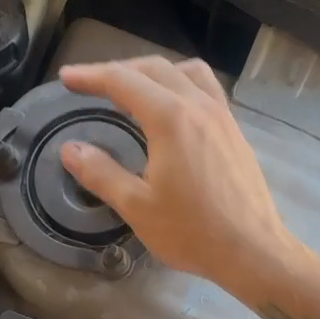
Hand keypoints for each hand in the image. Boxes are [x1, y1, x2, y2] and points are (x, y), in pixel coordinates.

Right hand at [58, 57, 308, 294]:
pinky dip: (183, 85)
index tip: (67, 79)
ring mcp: (222, 117)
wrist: (251, 250)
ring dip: (155, 72)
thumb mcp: (138, 208)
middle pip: (154, 69)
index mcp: (170, 118)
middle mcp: (198, 105)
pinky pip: (207, 91)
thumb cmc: (193, 233)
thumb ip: (102, 174)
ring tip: (137, 88)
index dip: (91, 76)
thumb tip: (71, 150)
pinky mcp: (236, 133)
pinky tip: (177, 109)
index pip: (123, 82)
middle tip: (93, 83)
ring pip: (186, 73)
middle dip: (119, 70)